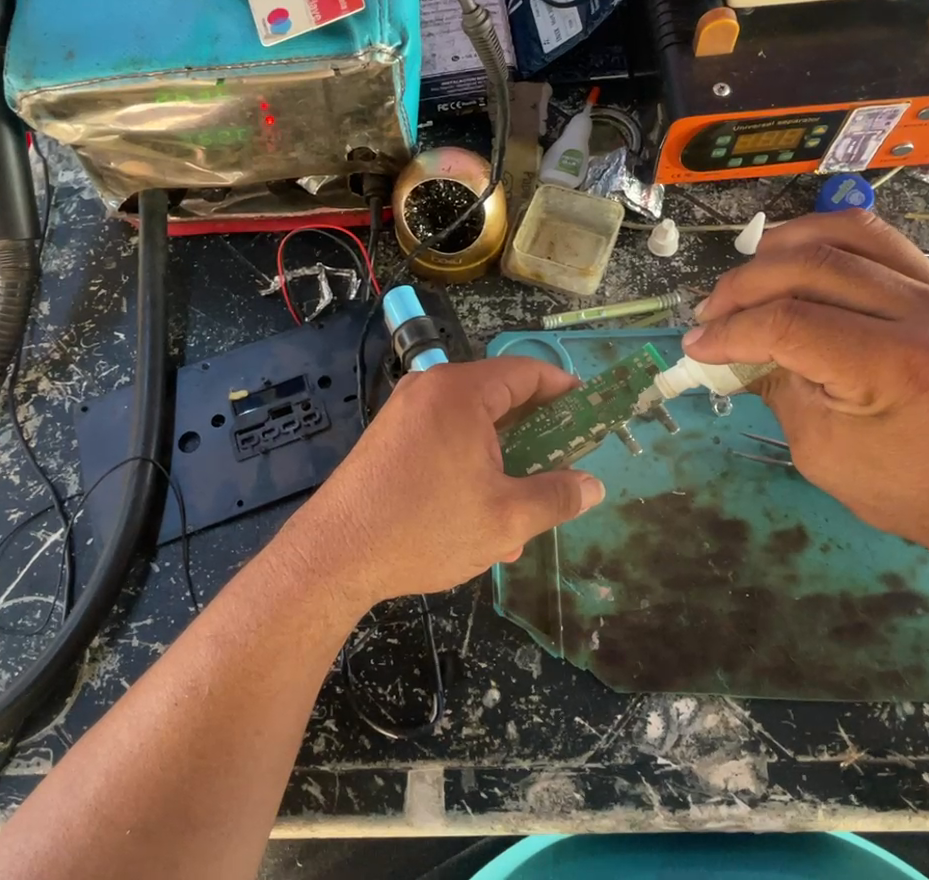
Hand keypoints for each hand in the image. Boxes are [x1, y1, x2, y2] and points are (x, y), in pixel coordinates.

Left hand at [272, 357, 605, 609]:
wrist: (334, 556)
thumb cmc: (425, 528)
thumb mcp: (506, 519)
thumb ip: (557, 497)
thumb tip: (594, 486)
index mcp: (461, 392)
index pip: (527, 372)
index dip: (565, 390)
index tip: (591, 415)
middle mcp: (430, 391)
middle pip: (500, 399)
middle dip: (535, 439)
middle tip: (561, 472)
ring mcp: (404, 415)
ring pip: (473, 430)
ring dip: (503, 466)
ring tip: (520, 517)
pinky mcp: (388, 441)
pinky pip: (444, 444)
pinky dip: (469, 470)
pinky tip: (478, 522)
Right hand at [683, 210, 928, 564]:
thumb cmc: (916, 495)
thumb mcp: (824, 454)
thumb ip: (777, 388)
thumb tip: (728, 352)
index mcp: (899, 367)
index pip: (790, 322)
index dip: (730, 330)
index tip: (695, 346)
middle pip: (814, 265)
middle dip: (745, 286)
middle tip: (710, 314)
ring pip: (849, 233)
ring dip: (784, 247)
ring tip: (747, 277)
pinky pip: (882, 244)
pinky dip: (827, 244)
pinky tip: (796, 265)